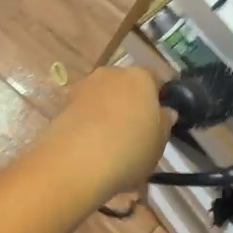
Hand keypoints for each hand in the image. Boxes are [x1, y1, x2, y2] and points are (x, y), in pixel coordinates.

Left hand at [36, 66, 175, 201]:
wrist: (77, 160)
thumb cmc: (129, 149)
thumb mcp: (159, 143)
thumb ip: (164, 123)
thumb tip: (166, 111)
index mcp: (140, 77)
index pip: (156, 79)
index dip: (159, 96)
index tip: (161, 117)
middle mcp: (112, 72)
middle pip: (127, 84)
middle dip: (131, 101)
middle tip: (136, 130)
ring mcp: (86, 84)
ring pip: (104, 94)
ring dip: (108, 109)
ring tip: (111, 140)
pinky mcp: (66, 101)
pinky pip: (86, 107)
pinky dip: (90, 119)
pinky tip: (92, 143)